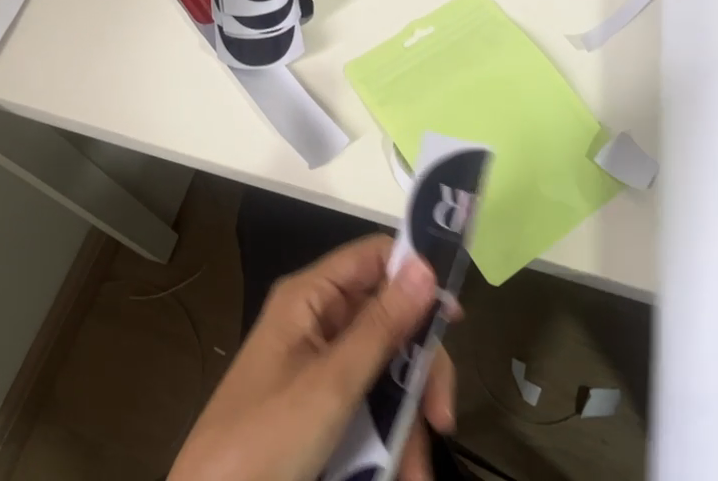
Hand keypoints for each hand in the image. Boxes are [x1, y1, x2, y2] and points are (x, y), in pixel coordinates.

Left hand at [170, 235, 456, 480]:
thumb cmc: (265, 436)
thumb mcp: (331, 384)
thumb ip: (382, 325)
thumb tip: (427, 266)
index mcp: (311, 297)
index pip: (375, 257)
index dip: (417, 276)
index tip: (453, 318)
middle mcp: (320, 321)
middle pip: (391, 320)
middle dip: (420, 368)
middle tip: (440, 417)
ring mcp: (322, 364)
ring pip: (388, 367)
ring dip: (409, 415)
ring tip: (416, 468)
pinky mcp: (325, 404)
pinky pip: (372, 403)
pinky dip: (391, 436)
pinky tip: (402, 470)